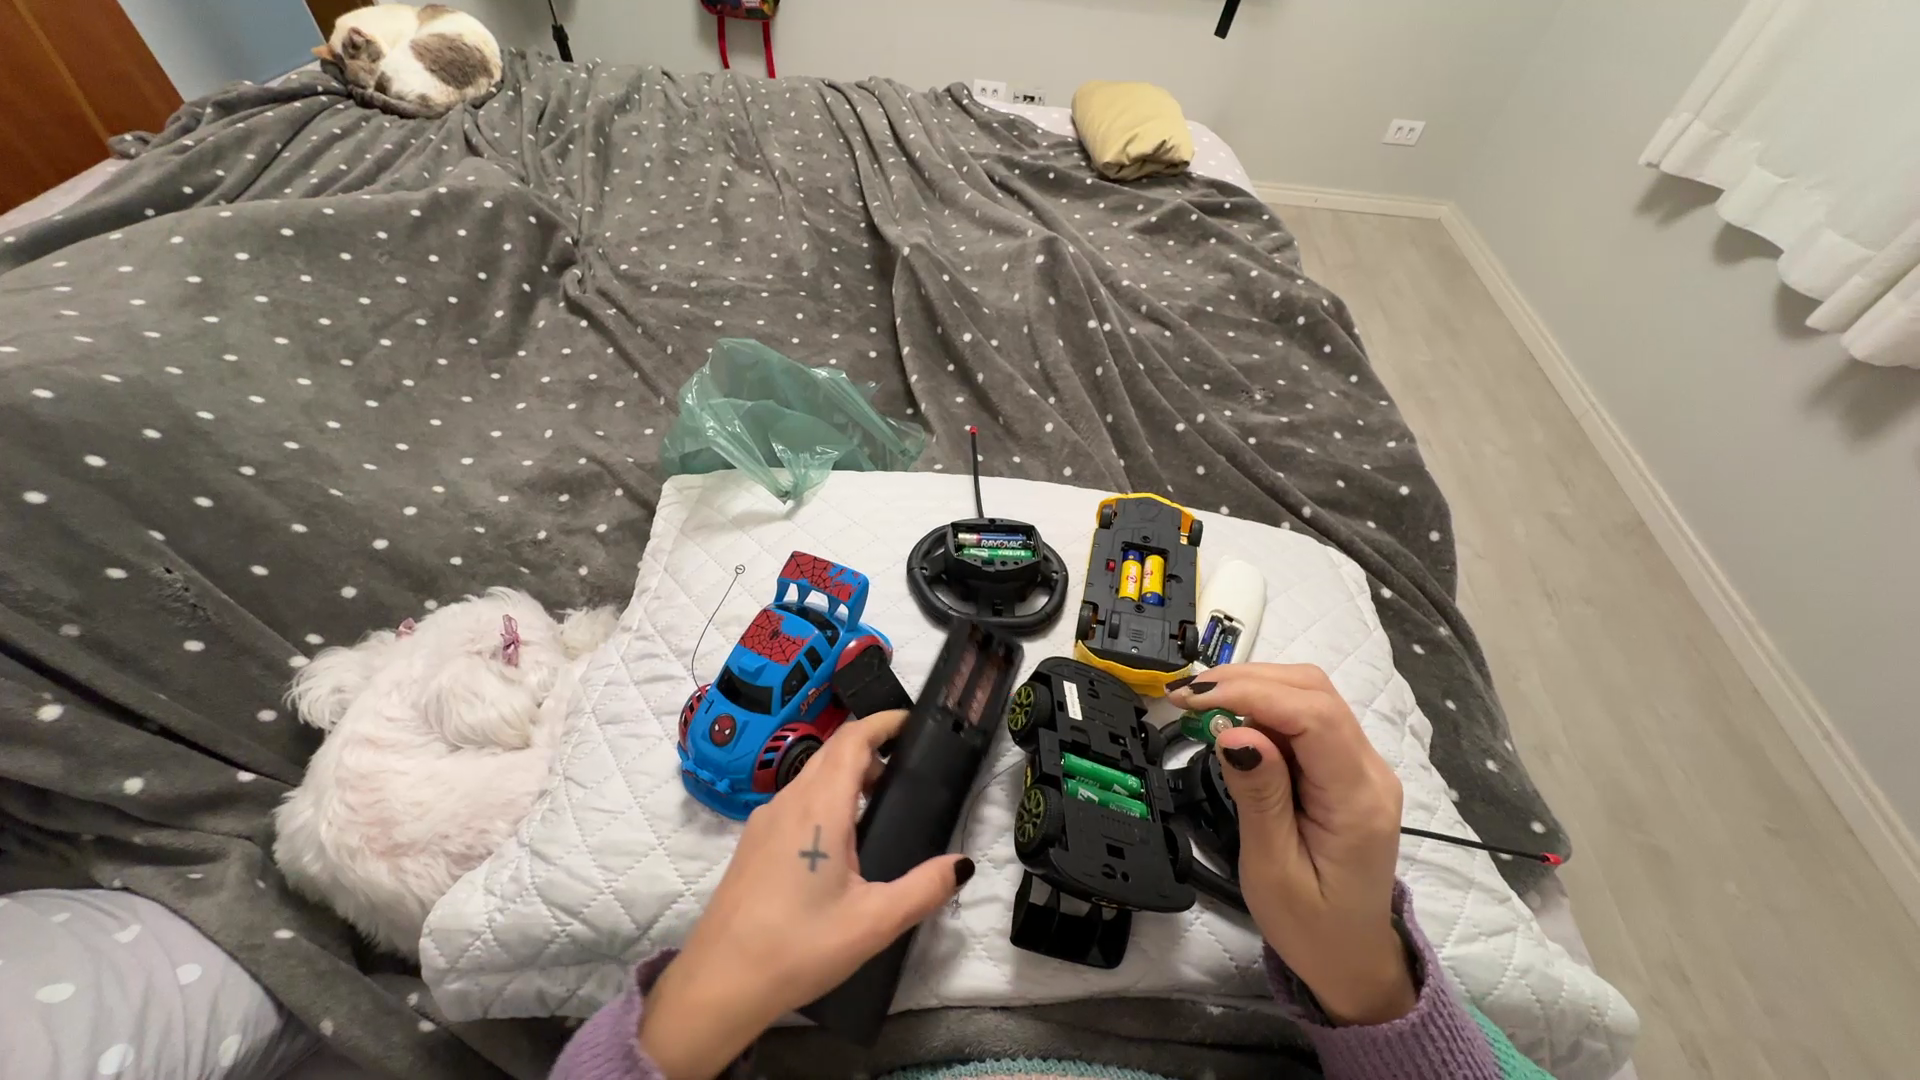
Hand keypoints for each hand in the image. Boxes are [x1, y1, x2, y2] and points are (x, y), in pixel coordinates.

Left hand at [638, 710, 973, 1078]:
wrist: (717, 985)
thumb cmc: (799, 947)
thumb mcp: (873, 922)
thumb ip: (924, 889)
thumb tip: (963, 864)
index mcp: (820, 806)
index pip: (853, 738)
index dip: (883, 721)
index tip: (913, 722)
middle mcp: (789, 800)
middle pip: (833, 751)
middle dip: (870, 747)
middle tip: (907, 766)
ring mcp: (765, 819)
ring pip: (812, 775)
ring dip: (847, 774)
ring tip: (880, 803)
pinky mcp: (753, 841)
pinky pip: (796, 799)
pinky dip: (826, 796)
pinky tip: (841, 839)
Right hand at [1172, 664, 1414, 1025]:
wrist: (1353, 958)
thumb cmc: (1310, 925)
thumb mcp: (1272, 869)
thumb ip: (1259, 797)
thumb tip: (1232, 733)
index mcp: (1357, 800)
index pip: (1313, 717)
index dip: (1252, 694)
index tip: (1194, 698)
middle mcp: (1370, 771)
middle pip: (1314, 691)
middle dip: (1247, 680)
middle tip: (1186, 695)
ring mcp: (1362, 765)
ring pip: (1311, 694)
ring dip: (1253, 686)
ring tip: (1199, 701)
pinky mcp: (1346, 767)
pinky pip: (1307, 716)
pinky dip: (1263, 704)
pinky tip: (1228, 716)